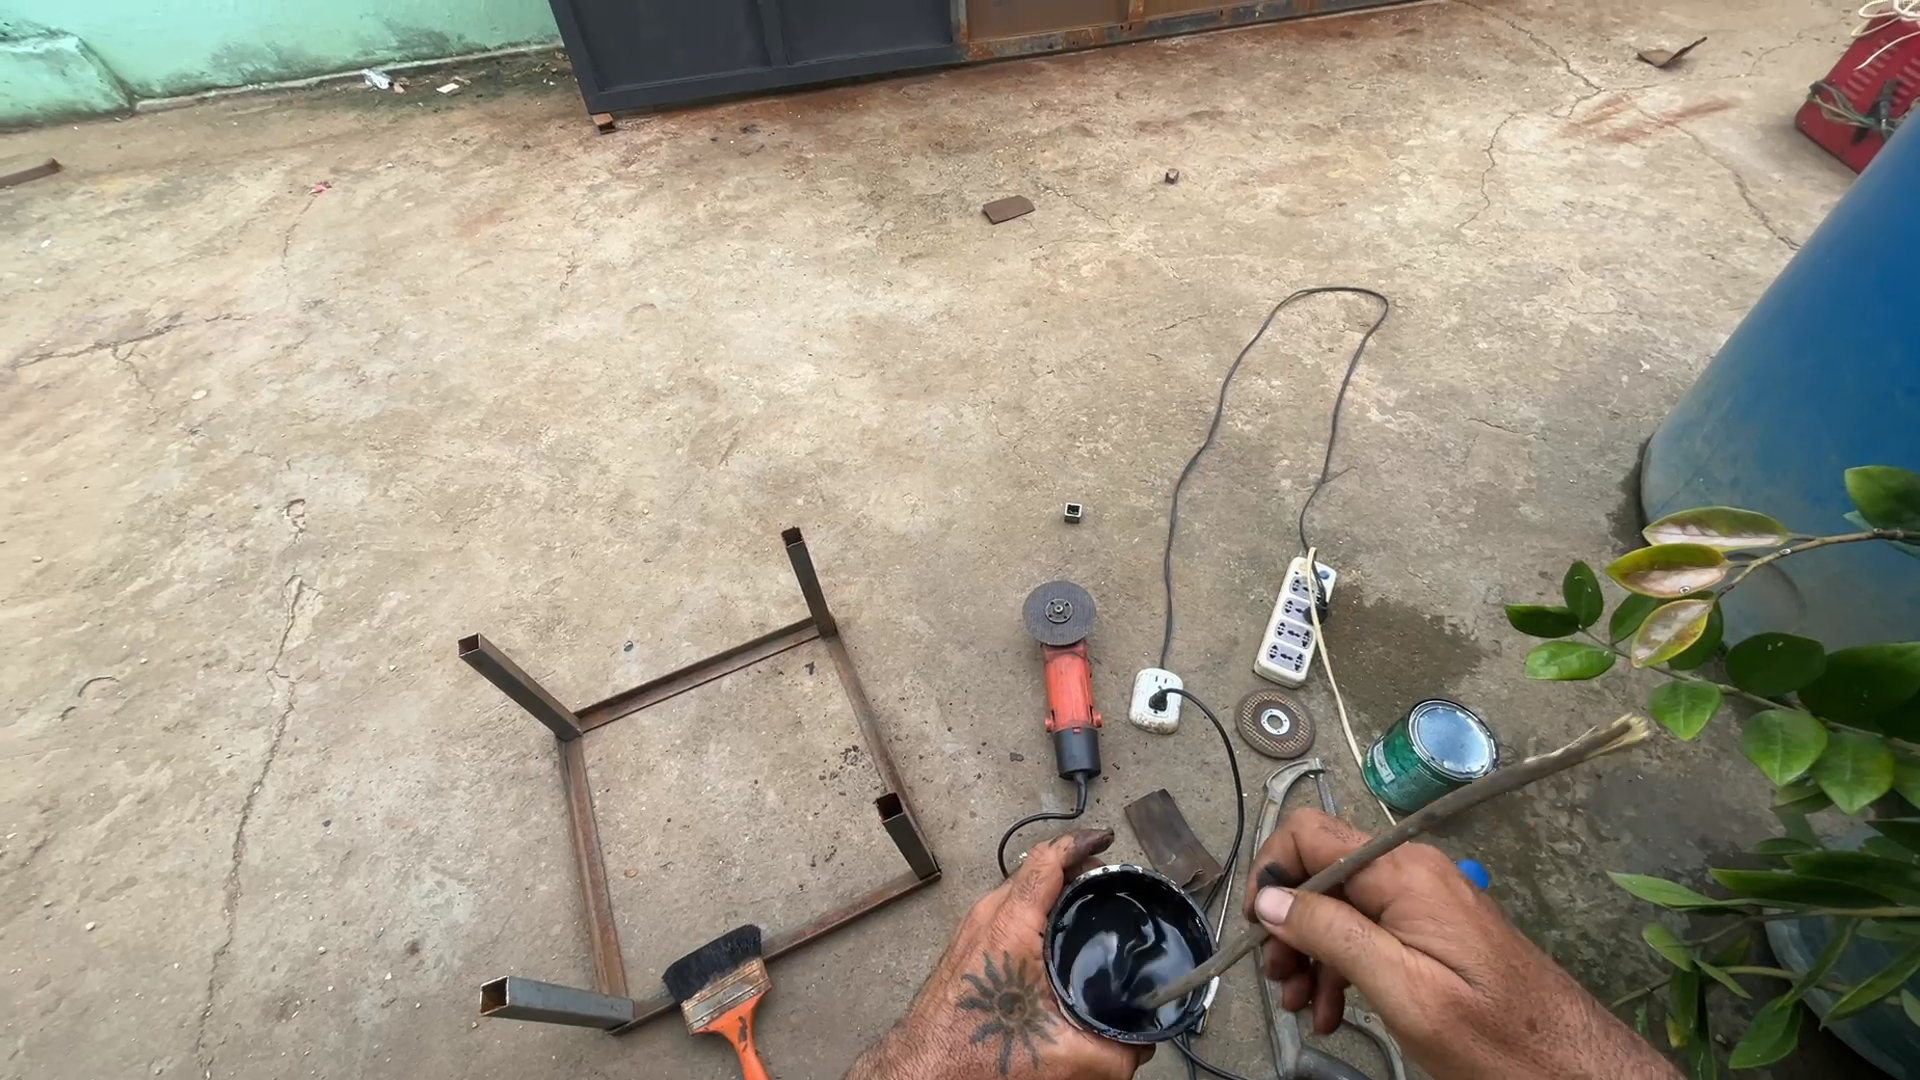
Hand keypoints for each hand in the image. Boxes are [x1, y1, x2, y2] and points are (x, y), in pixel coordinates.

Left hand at [847, 828, 1150, 1079]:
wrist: (923, 1071)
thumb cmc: (979, 1054)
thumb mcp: (1064, 1058)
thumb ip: (1117, 1051)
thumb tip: (1144, 1041)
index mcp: (1012, 924)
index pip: (1049, 859)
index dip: (1082, 842)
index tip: (1108, 838)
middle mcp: (988, 914)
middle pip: (1036, 867)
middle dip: (1074, 863)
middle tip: (1107, 877)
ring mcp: (973, 925)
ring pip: (1019, 886)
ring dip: (1052, 884)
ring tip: (1084, 898)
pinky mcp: (966, 942)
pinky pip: (1006, 905)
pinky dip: (1034, 903)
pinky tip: (1050, 929)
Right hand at [1245, 808, 1677, 1079]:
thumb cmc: (1499, 1042)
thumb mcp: (1405, 993)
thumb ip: (1332, 934)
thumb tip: (1268, 899)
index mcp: (1402, 872)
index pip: (1309, 833)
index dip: (1272, 869)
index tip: (1260, 924)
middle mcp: (1408, 869)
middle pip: (1319, 869)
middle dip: (1288, 920)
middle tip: (1276, 977)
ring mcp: (1422, 898)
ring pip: (1337, 902)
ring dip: (1309, 949)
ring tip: (1299, 1001)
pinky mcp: (1431, 927)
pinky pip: (1367, 928)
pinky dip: (1341, 962)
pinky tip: (1330, 1007)